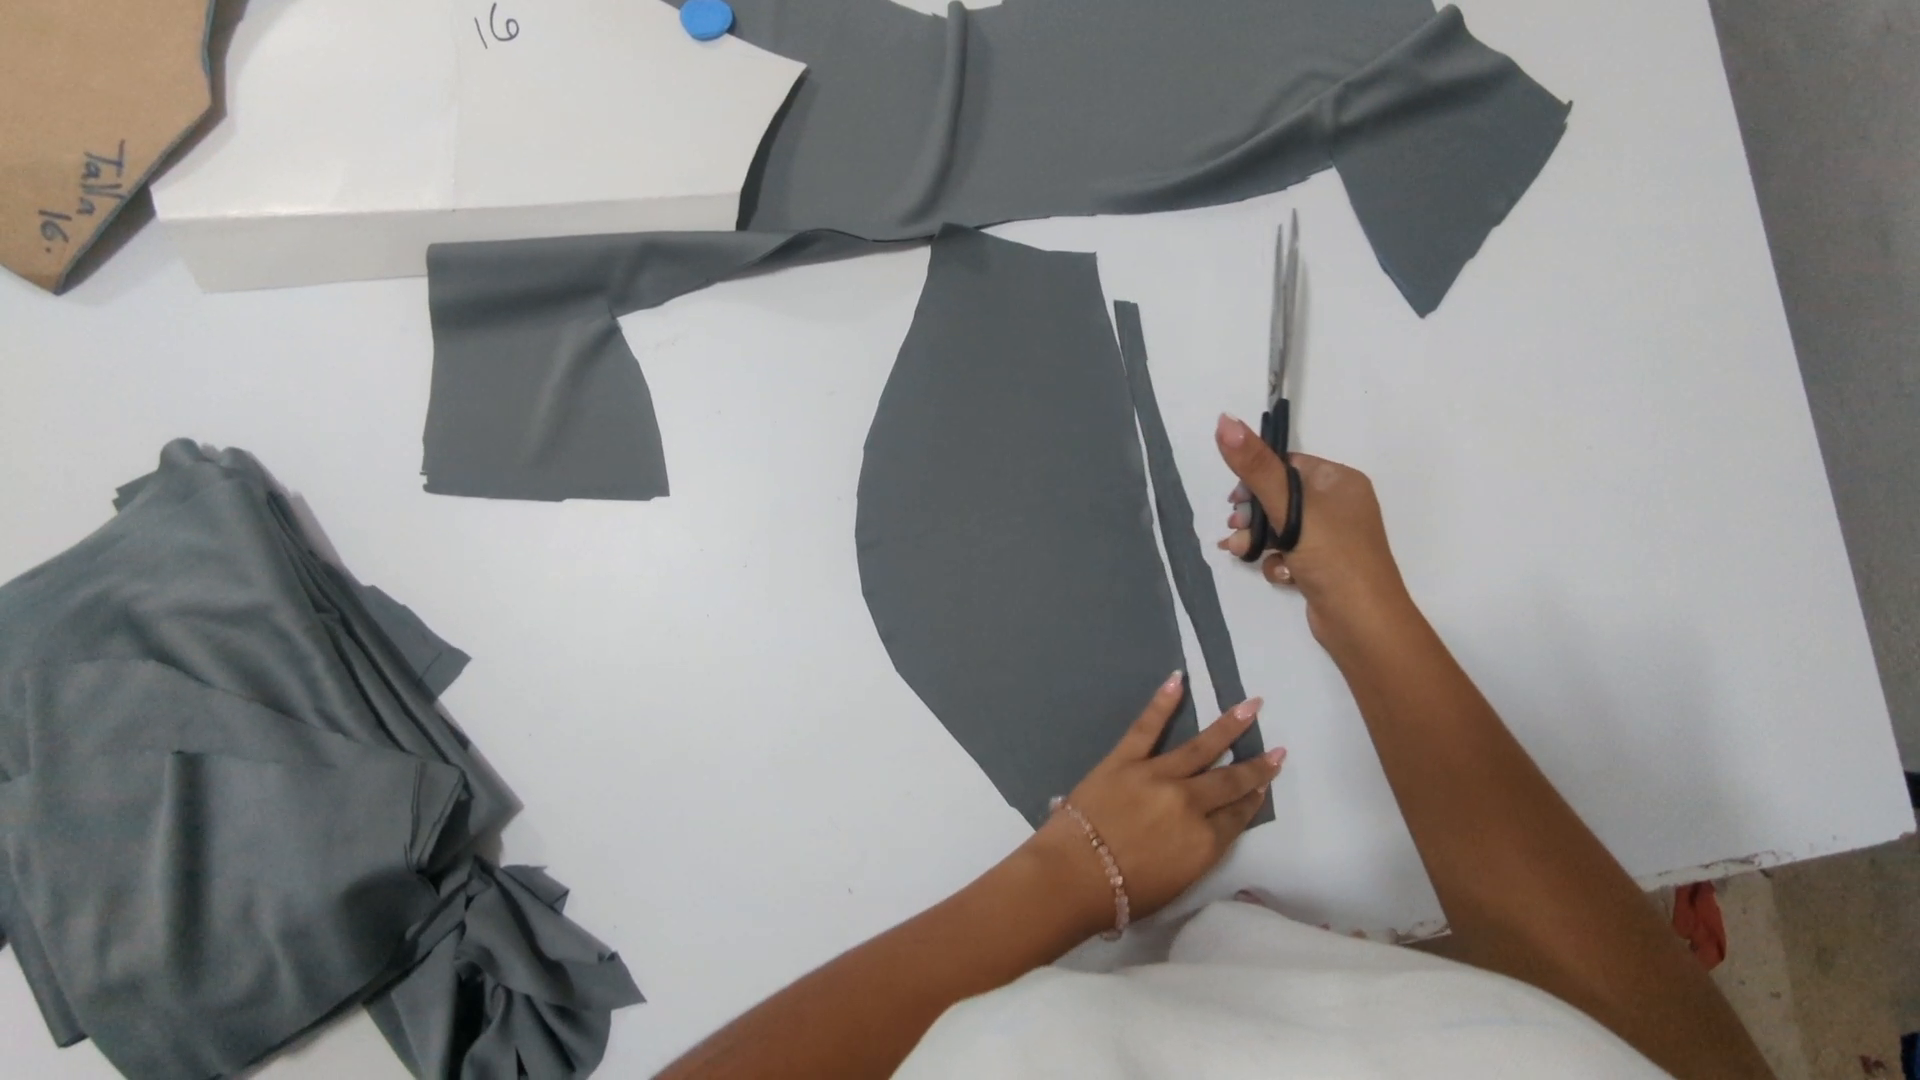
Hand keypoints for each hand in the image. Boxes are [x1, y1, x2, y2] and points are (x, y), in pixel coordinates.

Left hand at [1024, 671, 1285, 934]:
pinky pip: (1147, 726)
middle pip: (1229, 781)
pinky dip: (1162, 702)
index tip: (1266, 782)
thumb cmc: (1123, 895)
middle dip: (1256, 766)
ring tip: (1250, 706)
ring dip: (1228, 726)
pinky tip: (1177, 680)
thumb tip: (1204, 833)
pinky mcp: (1125, 759)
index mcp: (1205, 841)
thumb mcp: (1177, 885)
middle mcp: (1190, 803)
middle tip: (1278, 748)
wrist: (1075, 875)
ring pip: (1200, 747)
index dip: (1253, 799)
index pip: (1237, 816)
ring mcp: (1158, 776)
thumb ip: (1196, 855)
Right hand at [1213, 413, 1407, 641]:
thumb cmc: (1332, 556)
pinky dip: (1276, 561)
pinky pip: (1289, 553)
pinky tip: (1276, 573)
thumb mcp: (1290, 507)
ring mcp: (1332, 538)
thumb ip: (1255, 466)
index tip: (1234, 499)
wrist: (1361, 622)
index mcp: (1339, 482)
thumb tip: (1224, 420)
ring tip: (1241, 551)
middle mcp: (1339, 506)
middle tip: (1236, 527)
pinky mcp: (1322, 566)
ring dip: (1257, 539)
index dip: (1255, 479)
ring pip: (1280, 528)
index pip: (1287, 466)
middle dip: (1252, 515)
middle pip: (1279, 498)